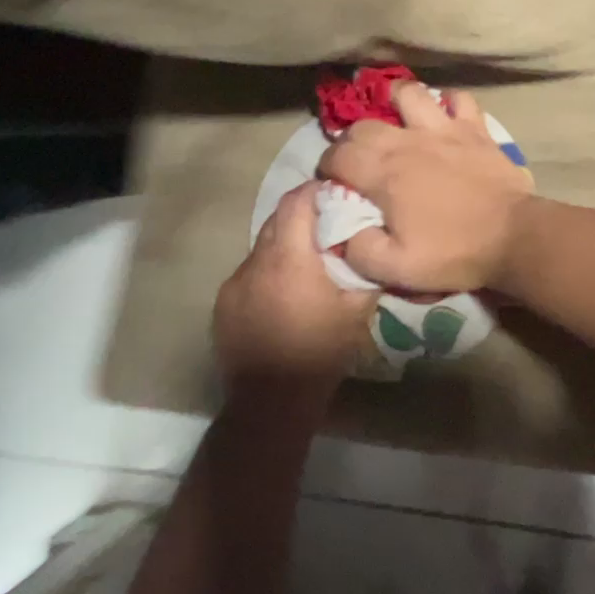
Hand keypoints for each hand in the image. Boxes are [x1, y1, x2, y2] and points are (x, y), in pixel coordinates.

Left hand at [213, 182, 376, 389]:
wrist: (272, 402)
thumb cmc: (321, 351)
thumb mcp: (358, 309)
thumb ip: (363, 269)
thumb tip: (371, 244)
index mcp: (289, 258)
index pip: (296, 201)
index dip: (316, 191)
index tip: (336, 194)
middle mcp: (255, 263)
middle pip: (277, 220)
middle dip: (302, 218)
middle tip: (328, 228)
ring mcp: (234, 284)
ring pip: (262, 249)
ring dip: (284, 249)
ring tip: (307, 268)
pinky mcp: (223, 305)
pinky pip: (249, 275)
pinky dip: (268, 275)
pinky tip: (284, 298)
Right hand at [317, 80, 534, 292]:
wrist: (514, 237)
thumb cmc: (454, 253)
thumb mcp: (395, 269)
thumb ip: (357, 249)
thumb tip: (341, 230)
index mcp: (384, 173)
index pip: (337, 155)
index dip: (327, 167)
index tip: (332, 183)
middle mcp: (409, 141)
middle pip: (364, 124)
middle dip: (350, 140)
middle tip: (357, 160)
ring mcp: (445, 129)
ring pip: (410, 94)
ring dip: (394, 103)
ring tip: (393, 120)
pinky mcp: (476, 129)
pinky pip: (459, 98)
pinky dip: (447, 102)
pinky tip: (442, 116)